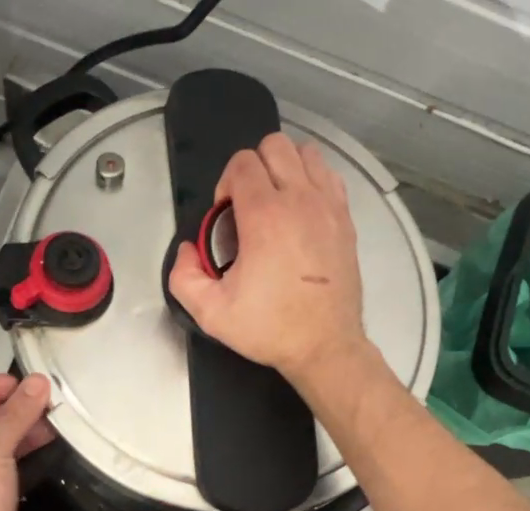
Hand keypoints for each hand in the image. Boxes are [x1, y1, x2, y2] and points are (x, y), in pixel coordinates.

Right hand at [168, 133, 370, 381]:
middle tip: (247, 205)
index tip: (226, 216)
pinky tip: (301, 209)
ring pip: (305, 153)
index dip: (226, 184)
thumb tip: (186, 251)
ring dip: (285, 168)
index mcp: (265, 216)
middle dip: (253, 168)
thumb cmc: (270, 329)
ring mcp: (328, 206)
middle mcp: (300, 200)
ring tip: (276, 202)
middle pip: (274, 146)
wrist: (324, 345)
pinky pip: (329, 175)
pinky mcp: (345, 219)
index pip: (242, 163)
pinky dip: (312, 180)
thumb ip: (184, 277)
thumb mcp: (211, 313)